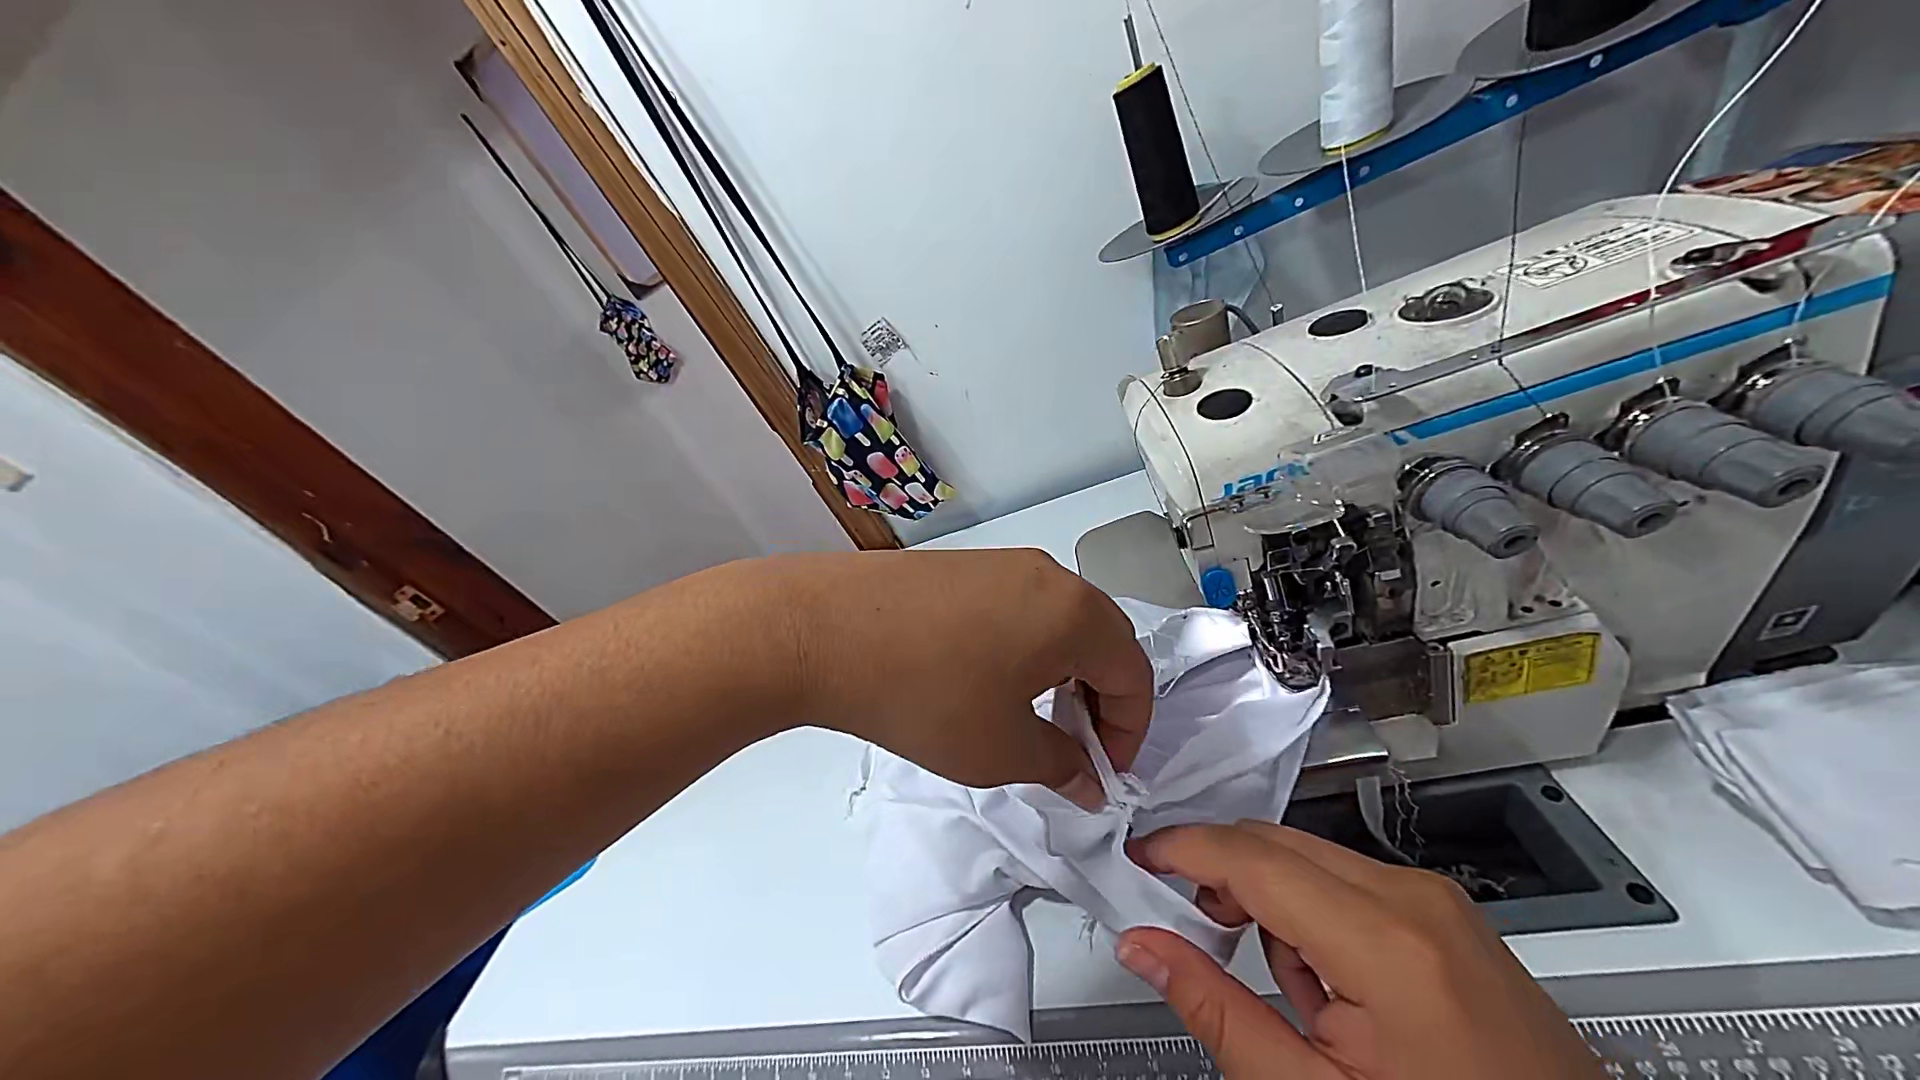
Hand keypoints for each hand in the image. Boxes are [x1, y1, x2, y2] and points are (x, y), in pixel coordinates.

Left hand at [759, 549, 1152, 808]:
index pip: (1134, 674)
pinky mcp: (961, 565)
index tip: (1104, 771)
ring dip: (1062, 672)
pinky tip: (985, 677)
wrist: (821, 631)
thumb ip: (1060, 765)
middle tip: (1073, 745)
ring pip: (1058, 622)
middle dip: (1099, 699)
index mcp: (1075, 613)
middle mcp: (1047, 575)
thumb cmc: (926, 695)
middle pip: (1101, 640)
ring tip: (1030, 714)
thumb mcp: (1000, 749)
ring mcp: (1001, 563)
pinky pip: (1017, 608)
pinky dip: (1025, 647)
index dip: (1130, 731)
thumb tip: (1088, 779)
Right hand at [1115, 822, 1602, 1079]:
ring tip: (1281, 985)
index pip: (1251, 858)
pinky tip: (1324, 982)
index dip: (1180, 849)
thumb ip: (1216, 1010)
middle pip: (1275, 843)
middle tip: (1186, 924)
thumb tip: (1145, 949)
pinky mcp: (1447, 915)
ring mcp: (1438, 902)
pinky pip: (1345, 879)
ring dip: (1265, 897)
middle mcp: (1416, 900)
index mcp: (1388, 945)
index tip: (1139, 858)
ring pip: (1306, 857)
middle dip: (1217, 872)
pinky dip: (1308, 910)